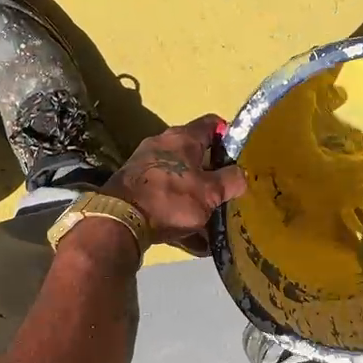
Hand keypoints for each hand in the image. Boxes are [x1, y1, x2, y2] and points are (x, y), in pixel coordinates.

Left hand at [101, 115, 247, 253]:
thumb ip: (231, 181)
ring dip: (196, 197)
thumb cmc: (171, 199)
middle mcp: (161, 145)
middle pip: (195, 154)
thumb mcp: (210, 193)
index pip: (212, 124)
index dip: (229, 136)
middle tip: (227, 191)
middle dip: (212, 173)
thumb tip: (242, 175)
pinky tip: (192, 238)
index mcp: (183, 138)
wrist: (120, 221)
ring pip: (180, 179)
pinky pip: (165, 198)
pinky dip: (179, 213)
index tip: (239, 157)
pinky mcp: (135, 188)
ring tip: (212, 220)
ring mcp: (145, 166)